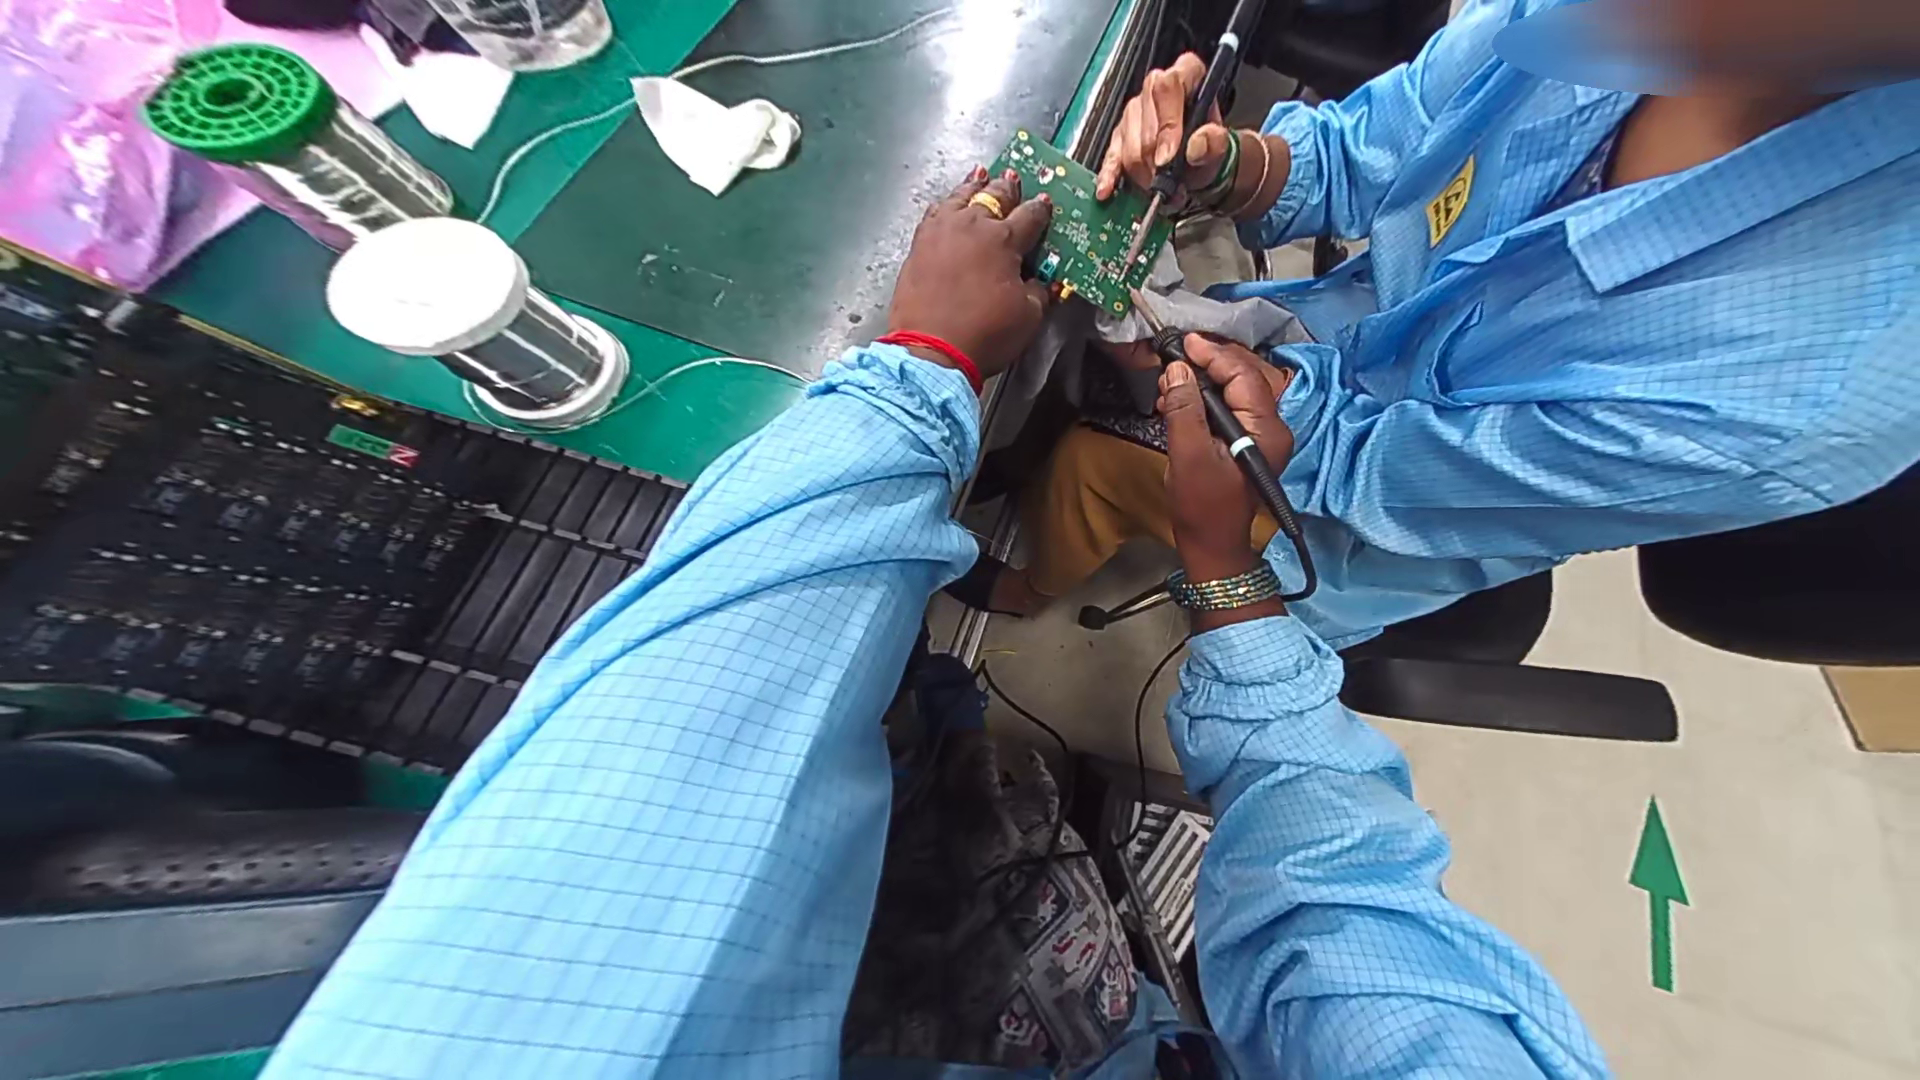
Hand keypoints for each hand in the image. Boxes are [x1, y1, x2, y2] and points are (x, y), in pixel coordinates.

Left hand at [888, 166, 1053, 378]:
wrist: (931, 350)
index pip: (1031, 216)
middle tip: (1013, 181)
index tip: (1046, 204)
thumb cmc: (984, 335)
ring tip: (981, 177)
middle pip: (995, 196)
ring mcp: (941, 231)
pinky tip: (949, 206)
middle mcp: (973, 225)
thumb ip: (1039, 291)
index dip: (1041, 210)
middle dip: (1008, 189)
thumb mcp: (1028, 317)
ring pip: (962, 197)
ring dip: (975, 187)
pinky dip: (947, 205)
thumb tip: (1040, 281)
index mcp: (1005, 240)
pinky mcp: (918, 245)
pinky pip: (936, 213)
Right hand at [1095, 52, 1230, 201]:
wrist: (1196, 168)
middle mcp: (1155, 89)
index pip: (1168, 88)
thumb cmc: (1206, 150)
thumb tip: (1197, 146)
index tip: (1166, 158)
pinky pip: (1111, 157)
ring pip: (1127, 145)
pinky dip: (1110, 175)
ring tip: (1156, 188)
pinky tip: (1108, 189)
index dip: (1166, 125)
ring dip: (1140, 174)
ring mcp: (1134, 113)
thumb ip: (1214, 143)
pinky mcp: (1119, 138)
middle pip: (1143, 122)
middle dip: (1152, 160)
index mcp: (1185, 75)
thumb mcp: (1220, 147)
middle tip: (1165, 183)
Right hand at [1157, 335, 1293, 580]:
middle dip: (1209, 364)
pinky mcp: (1246, 445)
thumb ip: (1184, 410)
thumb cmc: (1201, 506)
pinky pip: (1228, 410)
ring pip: (1234, 393)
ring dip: (1203, 382)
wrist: (1212, 545)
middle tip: (1175, 357)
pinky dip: (1204, 401)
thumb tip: (1176, 370)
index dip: (1213, 354)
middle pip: (1243, 379)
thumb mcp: (1188, 456)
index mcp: (1265, 429)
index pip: (1243, 375)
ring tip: (1171, 382)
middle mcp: (1270, 427)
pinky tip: (1180, 402)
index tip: (1184, 343)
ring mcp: (1260, 437)